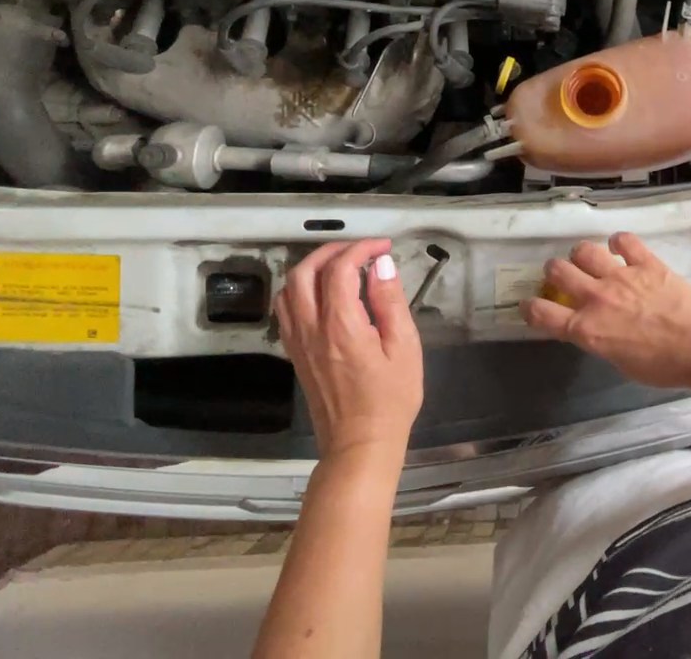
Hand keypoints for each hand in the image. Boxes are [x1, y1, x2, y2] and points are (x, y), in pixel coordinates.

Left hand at [276, 238, 423, 464]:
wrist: (360, 443)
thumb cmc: (392, 397)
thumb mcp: (405, 347)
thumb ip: (390, 302)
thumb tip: (382, 266)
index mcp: (341, 325)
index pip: (340, 269)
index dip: (362, 249)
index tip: (384, 248)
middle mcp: (312, 329)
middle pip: (303, 273)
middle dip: (331, 251)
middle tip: (361, 250)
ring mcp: (298, 343)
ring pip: (288, 290)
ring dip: (311, 268)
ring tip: (341, 267)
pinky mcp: (296, 355)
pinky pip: (286, 311)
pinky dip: (301, 291)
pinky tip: (324, 295)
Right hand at [524, 233, 690, 387]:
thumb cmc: (662, 366)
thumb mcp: (619, 362)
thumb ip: (600, 341)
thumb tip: (598, 329)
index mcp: (586, 330)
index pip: (542, 313)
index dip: (531, 308)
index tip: (531, 305)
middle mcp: (596, 298)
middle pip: (558, 272)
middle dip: (554, 271)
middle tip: (562, 275)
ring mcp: (621, 276)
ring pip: (585, 250)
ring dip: (582, 254)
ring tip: (589, 258)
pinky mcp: (646, 262)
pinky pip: (624, 240)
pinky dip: (619, 242)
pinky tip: (620, 247)